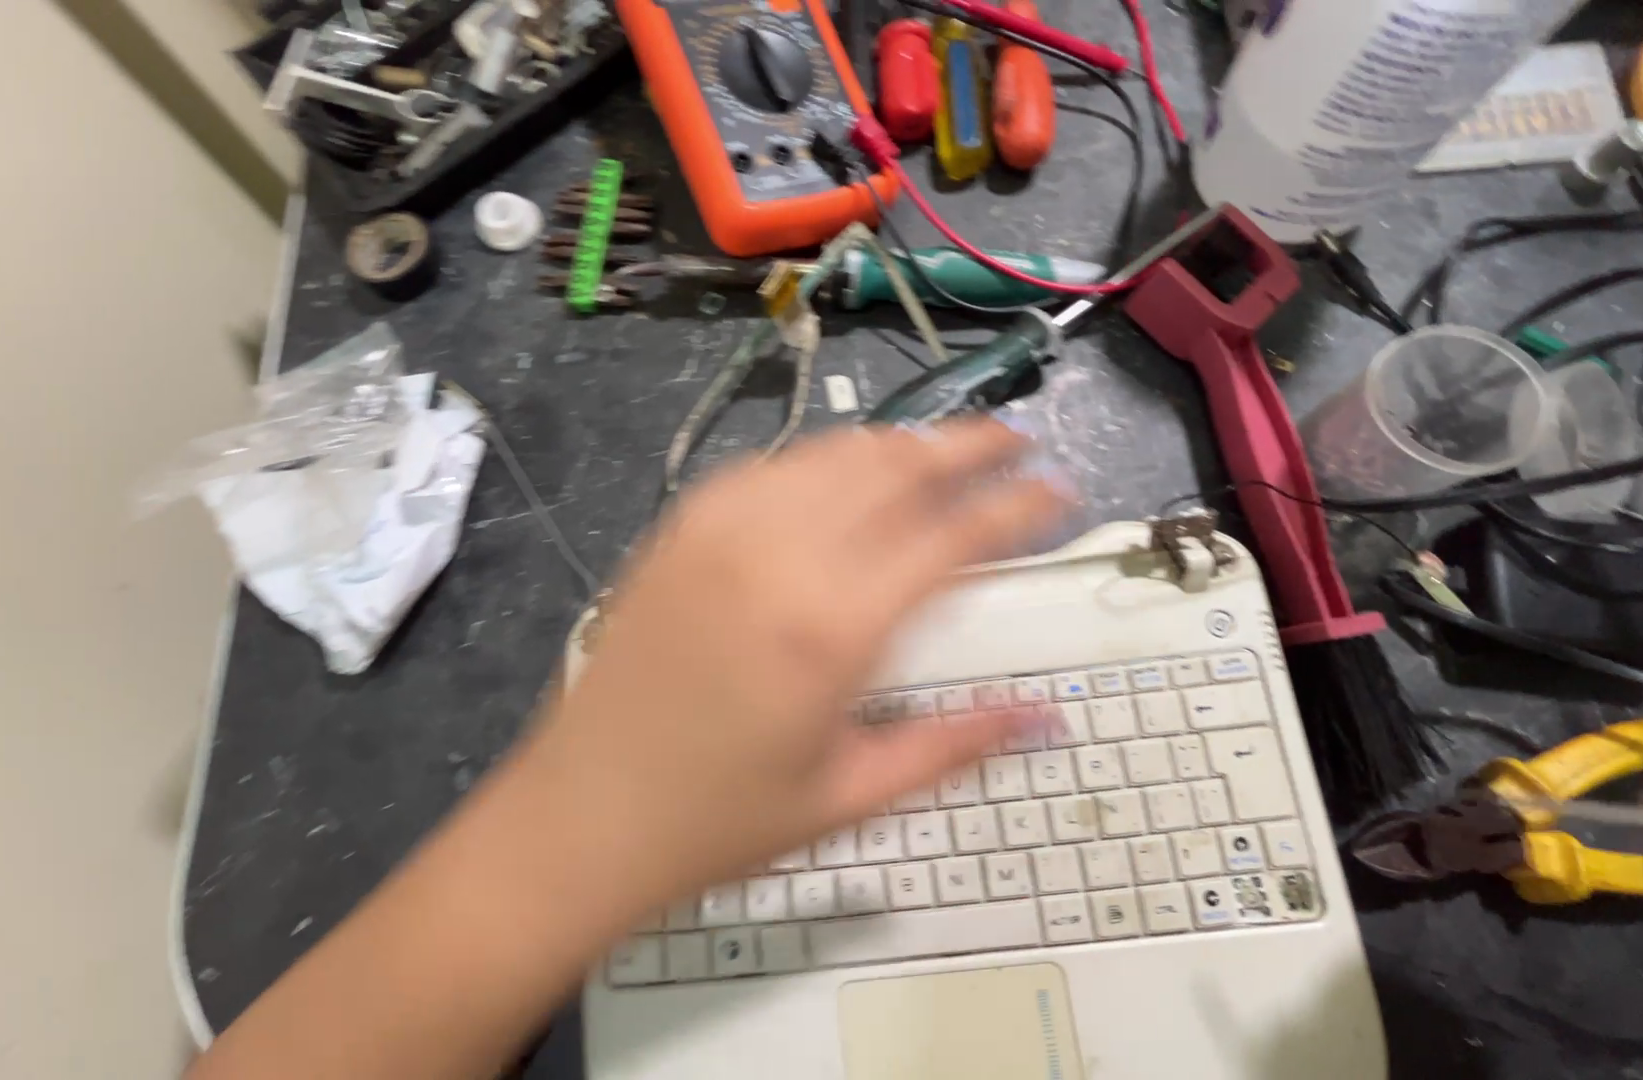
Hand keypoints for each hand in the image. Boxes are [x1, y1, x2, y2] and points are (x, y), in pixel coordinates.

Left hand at [516, 419, 1070, 913]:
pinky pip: (770, 465)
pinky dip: (824, 458)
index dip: (1018, 503)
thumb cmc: (720, 820)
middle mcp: (778, 554)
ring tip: (943, 453)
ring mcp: (719, 529)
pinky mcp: (680, 526)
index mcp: (832, 626)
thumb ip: (955, 744)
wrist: (583, 812)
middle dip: (967, 446)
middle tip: (1013, 442)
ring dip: (899, 443)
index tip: (1060, 488)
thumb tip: (1045, 717)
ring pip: (833, 452)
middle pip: (894, 466)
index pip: (952, 534)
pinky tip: (844, 475)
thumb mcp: (849, 796)